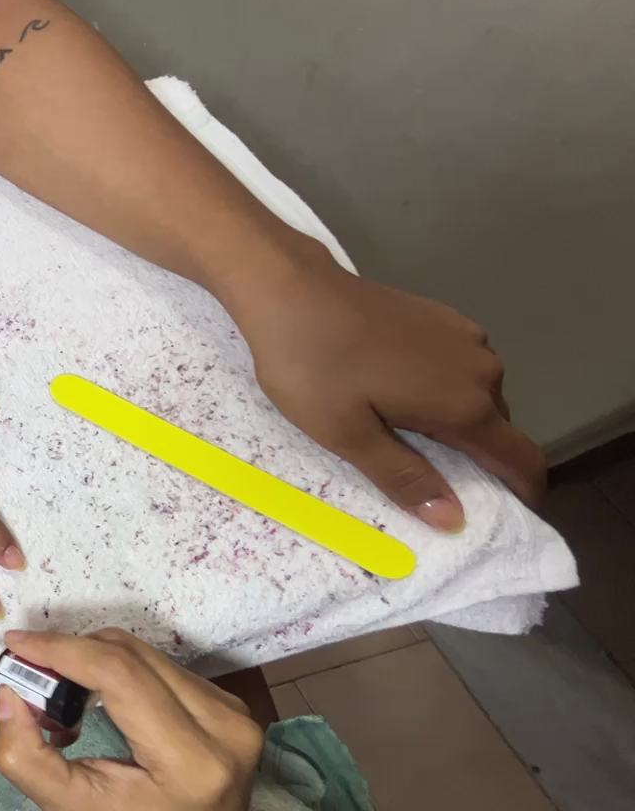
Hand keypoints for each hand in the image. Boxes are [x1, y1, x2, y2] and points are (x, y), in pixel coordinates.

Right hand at [0, 628, 266, 810]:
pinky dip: (111, 665)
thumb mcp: (69, 809)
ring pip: (137, 650)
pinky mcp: (226, 699)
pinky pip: (152, 660)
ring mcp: (231, 710)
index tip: (14, 644)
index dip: (62, 650)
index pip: (119, 675)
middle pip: (126, 654)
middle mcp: (222, 726)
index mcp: (190, 761)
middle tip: (28, 671)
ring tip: (63, 690)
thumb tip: (7, 693)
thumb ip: (24, 757)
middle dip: (66, 651)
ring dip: (87, 656)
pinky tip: (98, 695)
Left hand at [224, 240, 544, 528]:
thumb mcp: (344, 433)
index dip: (521, 490)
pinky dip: (429, 387)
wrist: (289, 292)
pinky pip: (447, 366)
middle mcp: (482, 369)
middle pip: (492, 427)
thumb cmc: (310, 367)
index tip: (507, 511)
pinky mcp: (437, 317)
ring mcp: (463, 337)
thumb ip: (401, 475)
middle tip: (418, 473)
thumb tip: (455, 518)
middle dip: (468, 456)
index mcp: (465, 404)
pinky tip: (382, 389)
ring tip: (390, 431)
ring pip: (468, 394)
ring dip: (443, 418)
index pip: (519, 459)